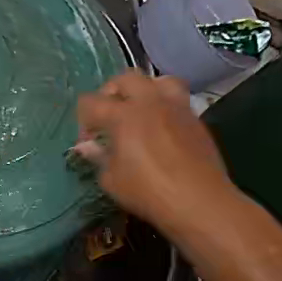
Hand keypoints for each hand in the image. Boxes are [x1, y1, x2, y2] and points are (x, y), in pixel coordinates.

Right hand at [74, 70, 235, 233]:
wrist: (198, 201)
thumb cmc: (147, 192)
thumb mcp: (111, 179)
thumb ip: (98, 157)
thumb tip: (88, 147)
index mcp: (123, 115)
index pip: (91, 102)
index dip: (83, 121)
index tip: (89, 143)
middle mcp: (149, 102)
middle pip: (124, 79)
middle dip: (110, 94)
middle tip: (109, 118)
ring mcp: (176, 106)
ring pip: (157, 80)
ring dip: (143, 90)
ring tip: (140, 111)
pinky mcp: (195, 118)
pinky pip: (176, 98)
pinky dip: (164, 106)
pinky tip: (161, 128)